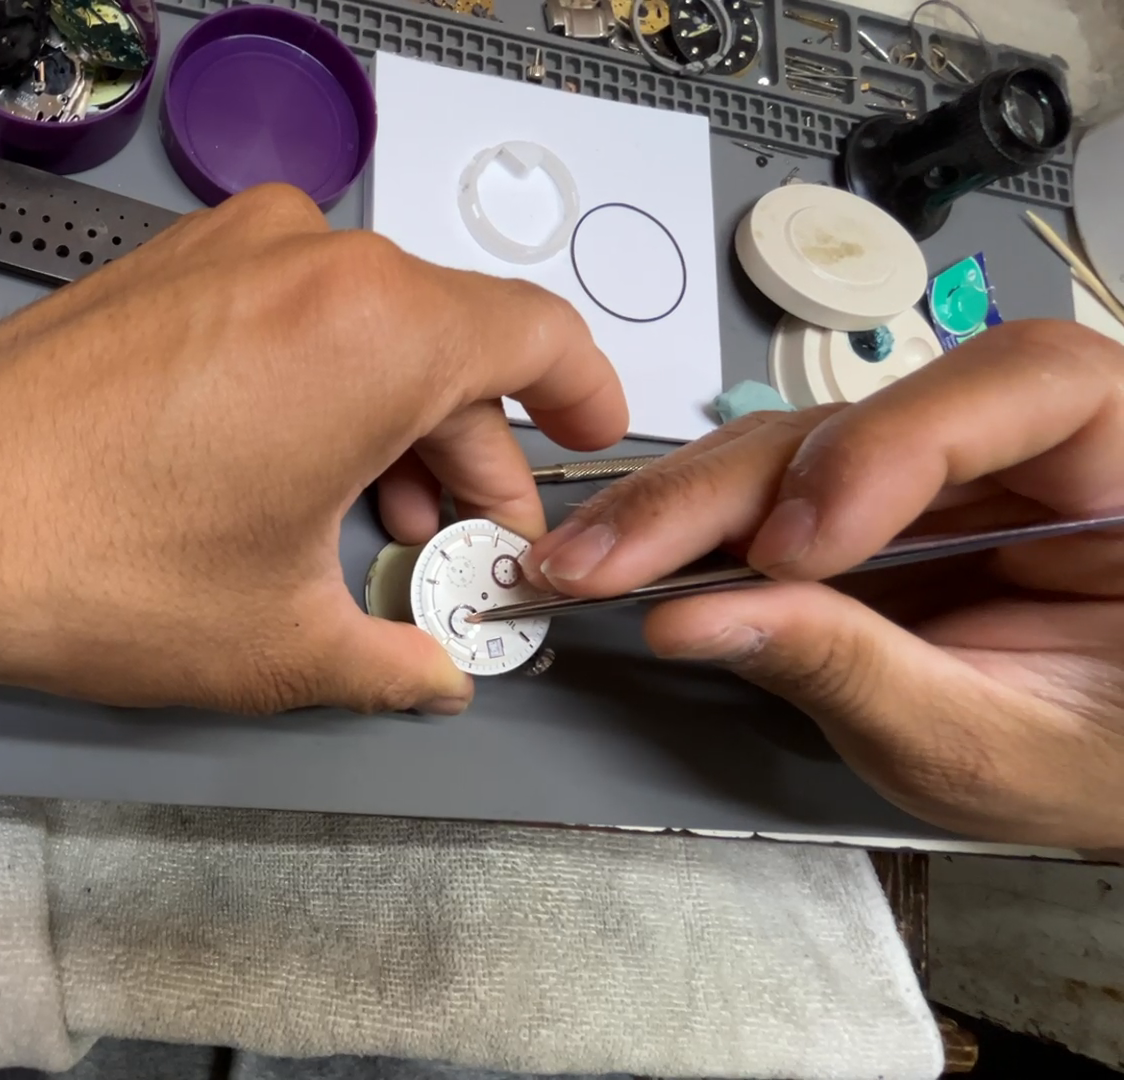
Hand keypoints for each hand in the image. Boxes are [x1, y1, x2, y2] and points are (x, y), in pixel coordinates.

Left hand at [0, 184, 625, 714]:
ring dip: (380, 426)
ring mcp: (220, 252)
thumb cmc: (97, 568)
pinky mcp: (158, 273)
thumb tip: (433, 675)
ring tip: (358, 523)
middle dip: (459, 451)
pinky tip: (278, 473)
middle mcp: (303, 258)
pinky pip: (278, 320)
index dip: (577, 396)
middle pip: (440, 346)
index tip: (583, 440)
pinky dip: (307, 390)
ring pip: (354, 333)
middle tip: (449, 541)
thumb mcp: (278, 643)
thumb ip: (390, 661)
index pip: (533, 336)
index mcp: (371, 327)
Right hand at [520, 320, 1123, 847]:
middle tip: (597, 564)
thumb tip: (683, 623)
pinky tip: (606, 555)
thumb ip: (848, 671)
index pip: (1020, 389)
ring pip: (766, 448)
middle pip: (837, 423)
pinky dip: (663, 527)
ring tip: (578, 566)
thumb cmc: (1098, 766)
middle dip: (703, 500)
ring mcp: (912, 474)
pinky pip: (738, 488)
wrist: (1093, 770)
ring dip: (659, 511)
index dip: (883, 451)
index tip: (789, 555)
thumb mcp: (986, 745)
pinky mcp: (836, 502)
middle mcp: (1017, 453)